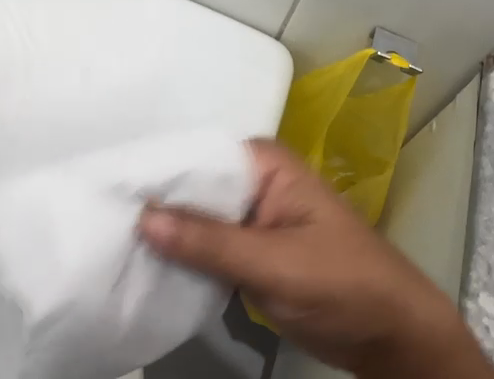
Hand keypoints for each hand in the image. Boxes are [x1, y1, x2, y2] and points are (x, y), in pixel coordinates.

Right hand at [138, 140, 493, 378]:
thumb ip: (210, 242)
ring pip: (196, 219)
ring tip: (111, 243)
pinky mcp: (251, 250)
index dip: (153, 174)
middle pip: (193, 187)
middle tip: (100, 221)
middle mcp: (254, 180)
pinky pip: (208, 247)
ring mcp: (252, 217)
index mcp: (264, 162)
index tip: (106, 192)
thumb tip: (143, 216)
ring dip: (166, 235)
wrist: (394, 336)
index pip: (196, 157)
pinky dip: (184, 257)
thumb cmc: (344, 284)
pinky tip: (148, 267)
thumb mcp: (275, 264)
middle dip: (155, 206)